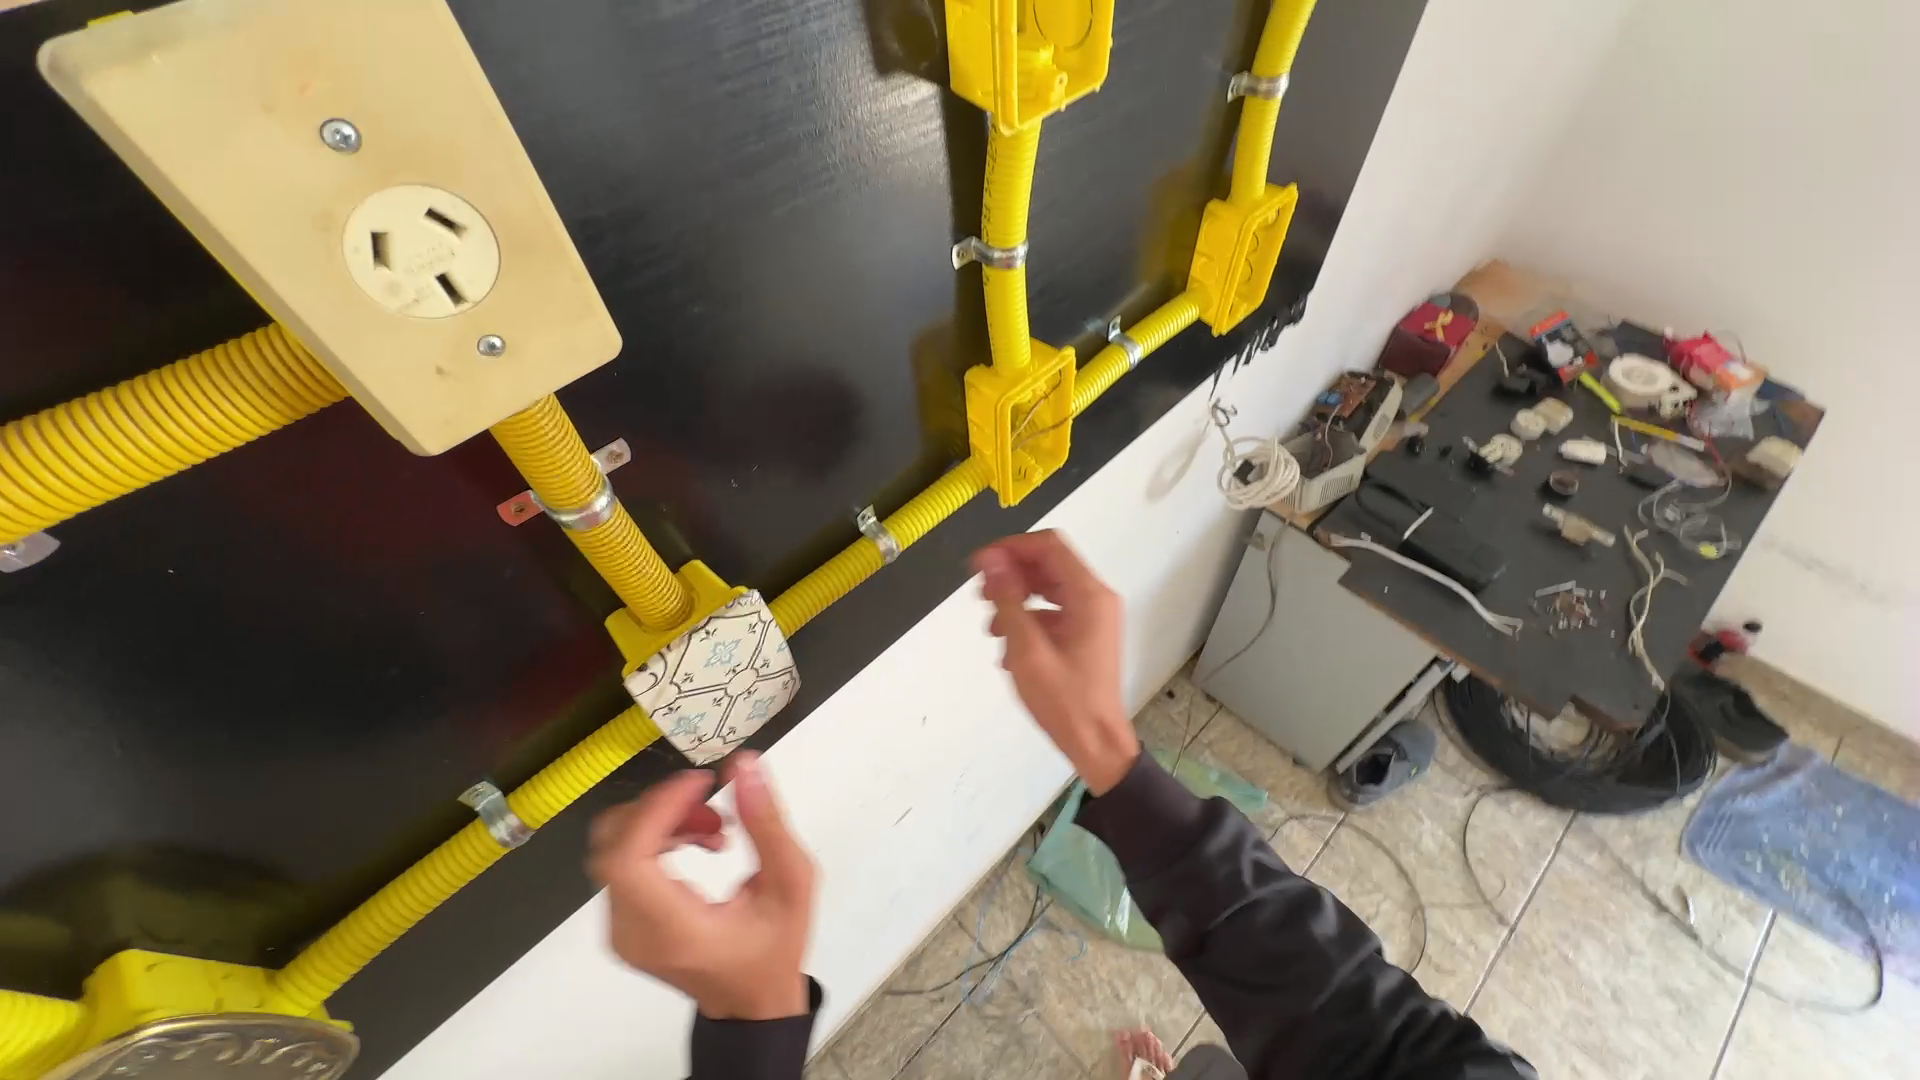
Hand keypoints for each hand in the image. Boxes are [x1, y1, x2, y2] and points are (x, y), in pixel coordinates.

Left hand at [588, 752, 814, 1019]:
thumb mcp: (792, 881)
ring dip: (663, 820)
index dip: (657, 807)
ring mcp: (620, 930)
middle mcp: (631, 932)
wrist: (751, 1004)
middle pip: (614, 844)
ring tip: (716, 828)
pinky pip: (624, 862)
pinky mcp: (621, 922)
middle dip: (663, 808)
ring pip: (615, 847)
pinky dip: (657, 837)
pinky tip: (699, 842)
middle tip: (714, 806)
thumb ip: (767, 823)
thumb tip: (744, 764)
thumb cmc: (776, 947)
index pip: (630, 858)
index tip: (703, 782)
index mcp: (673, 930)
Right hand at [973, 530, 1138, 794]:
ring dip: (1016, 599)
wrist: (1096, 744)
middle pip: (1047, 565)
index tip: (979, 566)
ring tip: (993, 628)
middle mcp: (1096, 598)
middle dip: (1011, 575)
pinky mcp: (1086, 634)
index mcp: (1089, 596)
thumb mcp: (1027, 649)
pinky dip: (1029, 619)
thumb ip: (1008, 599)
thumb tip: (989, 559)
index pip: (1049, 546)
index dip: (1011, 548)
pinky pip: (1053, 611)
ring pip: (1047, 588)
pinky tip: (1009, 647)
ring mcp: (1093, 616)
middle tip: (981, 597)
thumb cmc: (1064, 701)